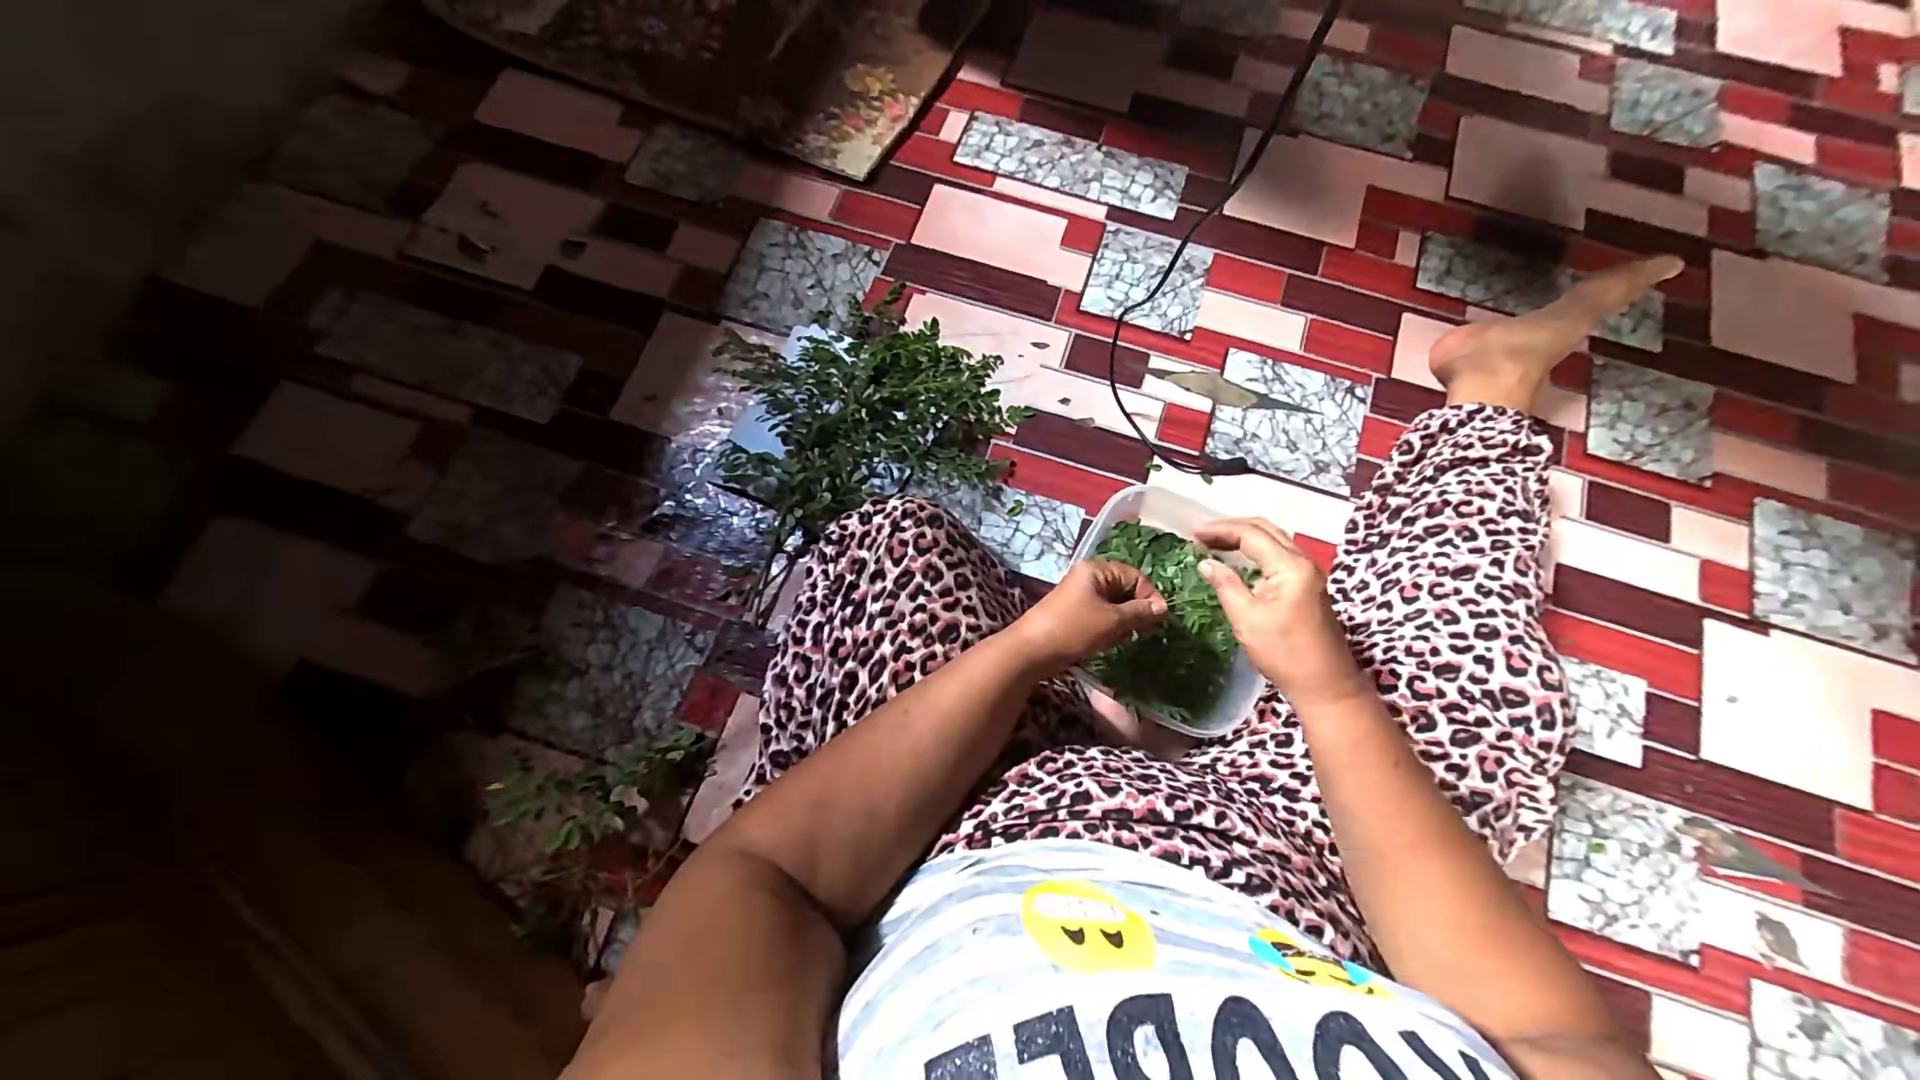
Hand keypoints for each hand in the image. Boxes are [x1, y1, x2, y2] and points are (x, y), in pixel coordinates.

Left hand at [1008, 559, 1167, 676]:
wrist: (1031, 650)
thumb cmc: (1073, 629)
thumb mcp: (1112, 620)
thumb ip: (1140, 612)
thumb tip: (1163, 607)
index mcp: (1096, 570)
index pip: (1135, 576)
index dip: (1150, 596)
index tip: (1159, 620)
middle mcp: (1088, 578)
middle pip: (1125, 589)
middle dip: (1136, 611)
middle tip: (1141, 632)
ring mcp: (1080, 596)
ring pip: (1114, 605)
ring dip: (1122, 622)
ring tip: (1121, 638)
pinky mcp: (1074, 614)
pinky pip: (1101, 616)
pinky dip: (1109, 628)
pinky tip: (1107, 642)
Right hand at [1193, 518, 1369, 709]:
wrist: (1326, 684)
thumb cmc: (1285, 653)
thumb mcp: (1247, 619)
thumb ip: (1226, 585)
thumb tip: (1206, 562)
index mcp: (1290, 567)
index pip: (1251, 534)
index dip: (1220, 531)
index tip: (1193, 536)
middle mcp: (1303, 563)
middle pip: (1265, 529)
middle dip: (1232, 528)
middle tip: (1202, 536)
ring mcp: (1308, 574)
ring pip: (1273, 540)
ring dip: (1244, 537)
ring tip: (1214, 544)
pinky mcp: (1307, 586)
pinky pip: (1278, 555)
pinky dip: (1255, 551)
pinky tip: (1237, 561)